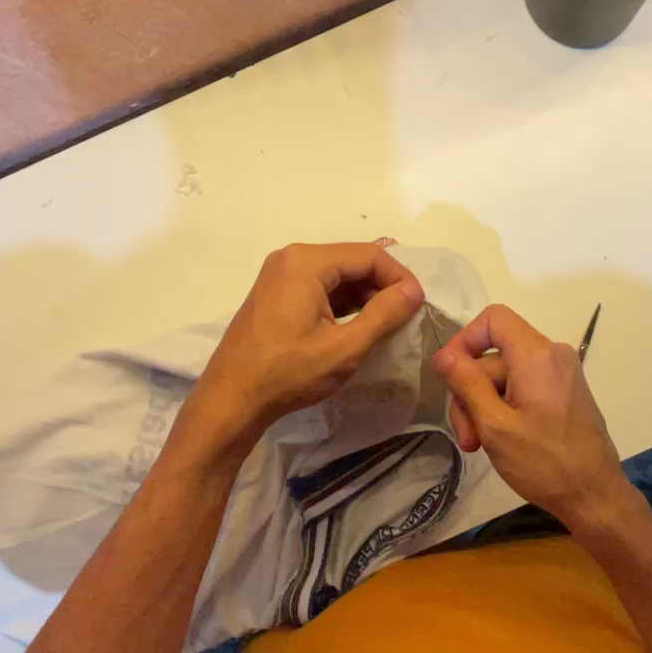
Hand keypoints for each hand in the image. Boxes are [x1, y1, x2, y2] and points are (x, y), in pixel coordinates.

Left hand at [179, 241, 424, 454]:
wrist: (233, 397)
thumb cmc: (289, 373)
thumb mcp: (345, 347)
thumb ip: (384, 315)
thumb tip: (414, 291)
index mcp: (307, 262)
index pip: (369, 255)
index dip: (400, 277)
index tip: (418, 305)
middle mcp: (291, 258)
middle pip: (353, 261)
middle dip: (383, 287)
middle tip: (403, 318)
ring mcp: (281, 275)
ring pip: (337, 276)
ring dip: (364, 297)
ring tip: (384, 327)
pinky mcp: (277, 294)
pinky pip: (320, 288)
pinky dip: (343, 304)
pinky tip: (356, 328)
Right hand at [432, 305, 636, 529]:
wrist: (594, 495)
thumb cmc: (544, 463)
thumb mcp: (495, 425)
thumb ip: (467, 384)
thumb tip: (444, 355)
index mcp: (537, 355)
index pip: (493, 319)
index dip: (464, 340)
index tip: (449, 376)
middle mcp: (553, 355)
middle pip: (495, 356)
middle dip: (472, 393)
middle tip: (466, 436)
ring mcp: (562, 375)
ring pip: (506, 377)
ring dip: (485, 408)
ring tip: (479, 446)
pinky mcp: (565, 394)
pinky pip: (525, 389)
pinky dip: (506, 410)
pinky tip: (500, 441)